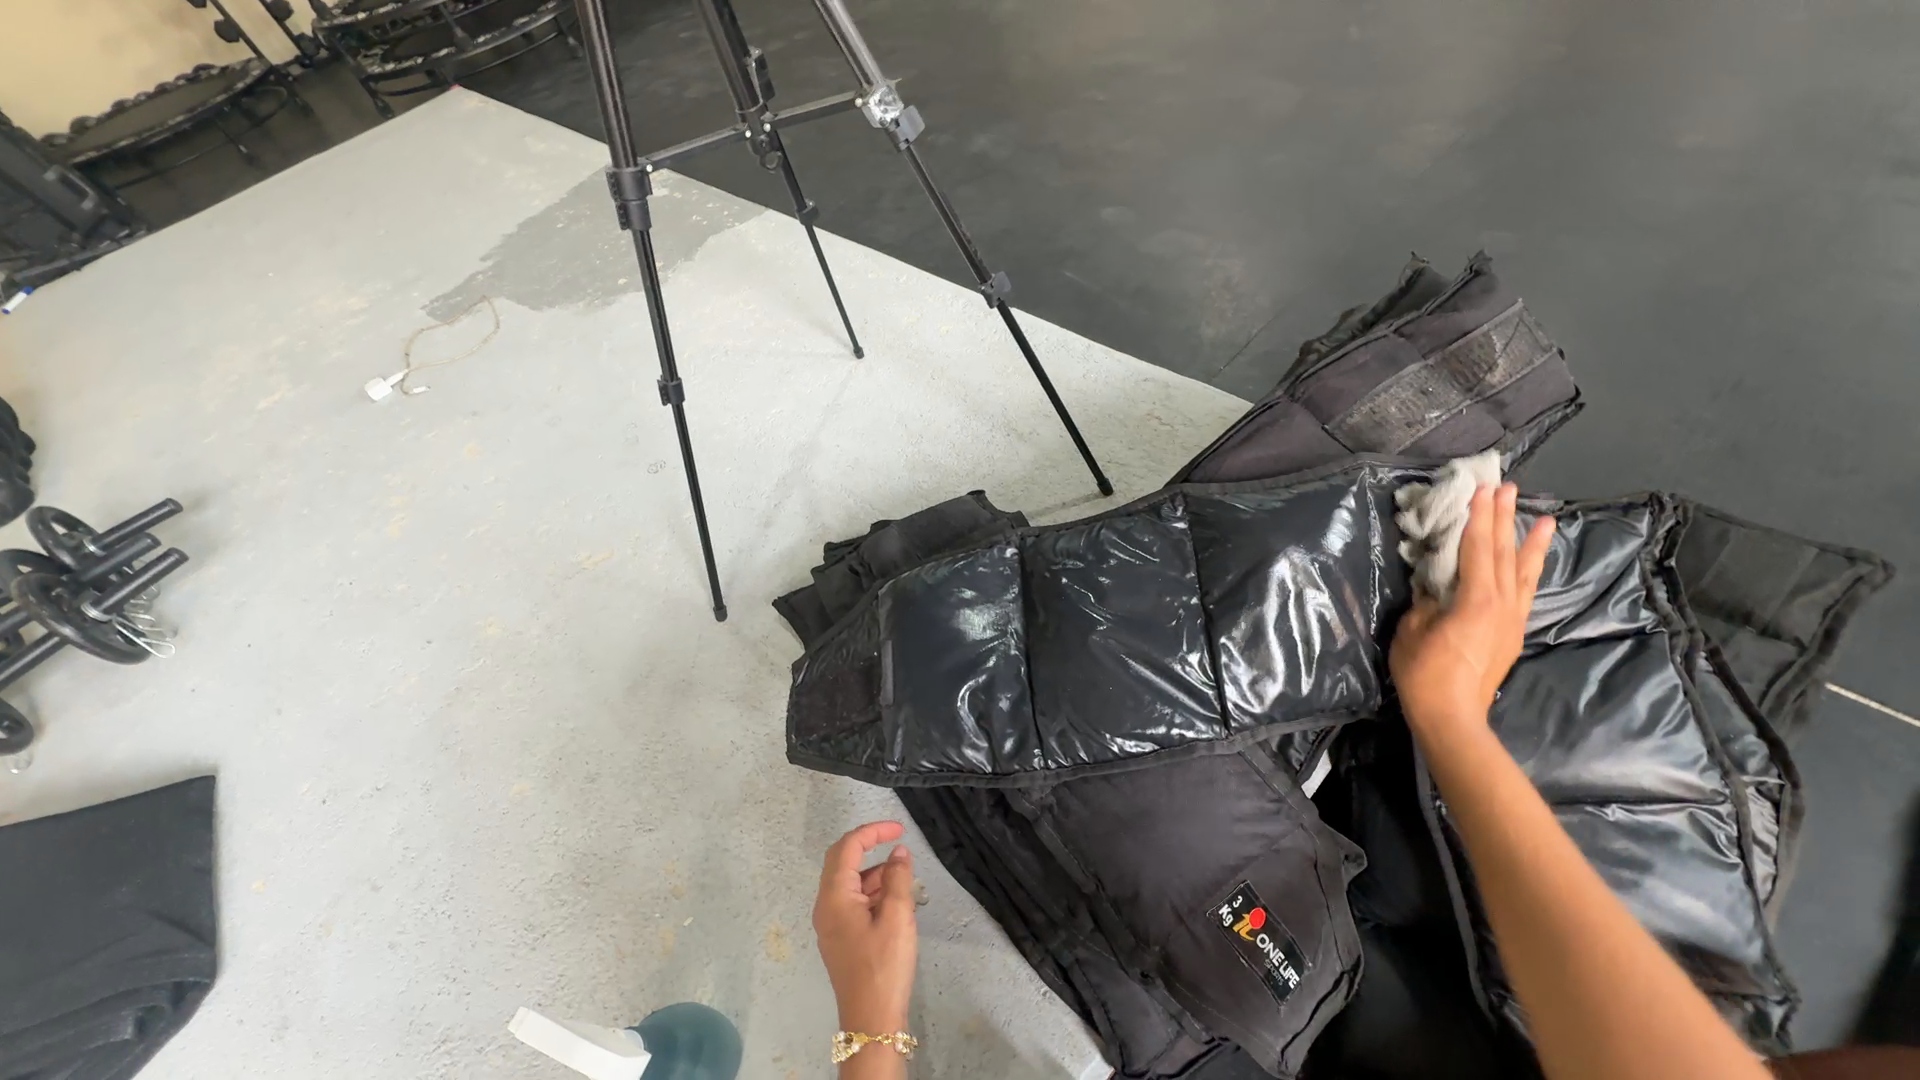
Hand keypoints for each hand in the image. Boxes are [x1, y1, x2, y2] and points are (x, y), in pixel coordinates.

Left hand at [813, 822, 918, 1033]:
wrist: (872, 1020)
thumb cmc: (884, 966)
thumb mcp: (897, 917)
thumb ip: (898, 878)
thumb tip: (899, 852)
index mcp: (834, 896)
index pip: (848, 847)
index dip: (873, 831)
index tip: (899, 829)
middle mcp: (825, 906)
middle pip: (841, 861)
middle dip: (869, 846)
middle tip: (897, 841)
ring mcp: (831, 924)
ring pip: (849, 882)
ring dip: (874, 871)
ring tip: (905, 876)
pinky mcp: (840, 938)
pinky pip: (852, 901)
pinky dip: (872, 891)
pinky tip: (895, 900)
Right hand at [1390, 483, 1555, 741]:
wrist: (1453, 716)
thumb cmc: (1424, 673)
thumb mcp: (1412, 630)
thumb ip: (1426, 602)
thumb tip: (1433, 585)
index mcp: (1476, 600)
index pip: (1477, 549)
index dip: (1478, 518)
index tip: (1482, 490)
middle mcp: (1502, 605)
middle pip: (1503, 554)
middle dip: (1504, 519)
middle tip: (1508, 488)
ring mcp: (1511, 620)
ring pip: (1523, 573)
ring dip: (1530, 545)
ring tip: (1545, 520)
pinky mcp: (1511, 633)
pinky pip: (1523, 592)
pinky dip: (1528, 572)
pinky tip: (1529, 565)